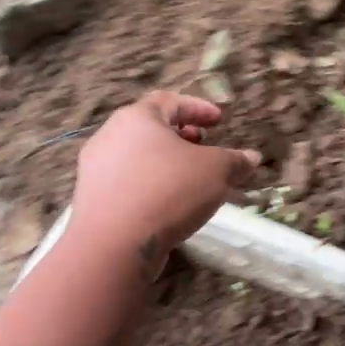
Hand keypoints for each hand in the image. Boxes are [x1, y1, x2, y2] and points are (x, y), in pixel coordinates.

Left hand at [67, 91, 260, 273]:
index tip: (218, 120)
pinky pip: (129, 181)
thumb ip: (235, 161)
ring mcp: (97, 169)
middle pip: (151, 128)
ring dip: (167, 162)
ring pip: (139, 156)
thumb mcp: (216, 171)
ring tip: (191, 179)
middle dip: (182, 136)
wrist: (113, 244)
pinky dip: (152, 183)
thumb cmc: (169, 191)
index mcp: (137, 118)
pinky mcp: (93, 198)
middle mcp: (110, 136)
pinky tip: (171, 203)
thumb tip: (252, 157)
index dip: (198, 108)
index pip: (169, 101)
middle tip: (203, 145)